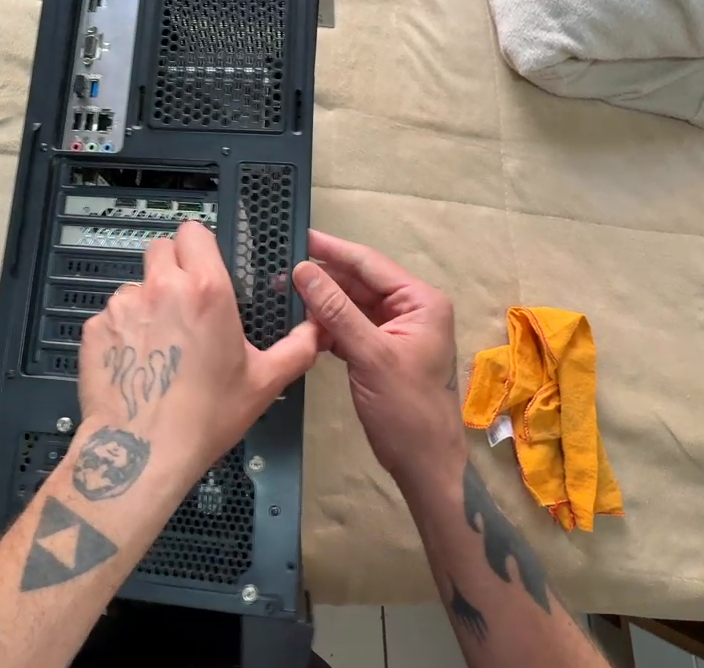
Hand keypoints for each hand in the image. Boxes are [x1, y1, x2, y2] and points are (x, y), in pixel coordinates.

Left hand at [75, 221, 320, 497]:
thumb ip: (296, 348)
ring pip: (136, 283)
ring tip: (161, 342)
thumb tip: (316, 331)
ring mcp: (123, 305)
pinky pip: (111, 314)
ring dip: (147, 301)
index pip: (193, 232)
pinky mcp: (96, 328)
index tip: (204, 267)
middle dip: (172, 266)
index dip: (199, 246)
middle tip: (184, 303)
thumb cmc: (206, 417)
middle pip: (160, 248)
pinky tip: (137, 360)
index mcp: (205, 289)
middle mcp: (161, 287)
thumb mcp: (264, 382)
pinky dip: (122, 329)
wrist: (143, 452)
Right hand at [294, 230, 465, 490]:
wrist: (424, 467)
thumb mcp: (370, 356)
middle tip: (279, 269)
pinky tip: (299, 323)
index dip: (332, 250)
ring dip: (320, 303)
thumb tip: (303, 269)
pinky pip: (347, 326)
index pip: (369, 264)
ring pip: (349, 304)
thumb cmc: (407, 410)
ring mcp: (393, 330)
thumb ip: (335, 310)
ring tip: (282, 293)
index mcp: (420, 301)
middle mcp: (410, 309)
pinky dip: (325, 326)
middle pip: (358, 282)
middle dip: (322, 278)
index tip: (298, 236)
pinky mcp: (378, 350)